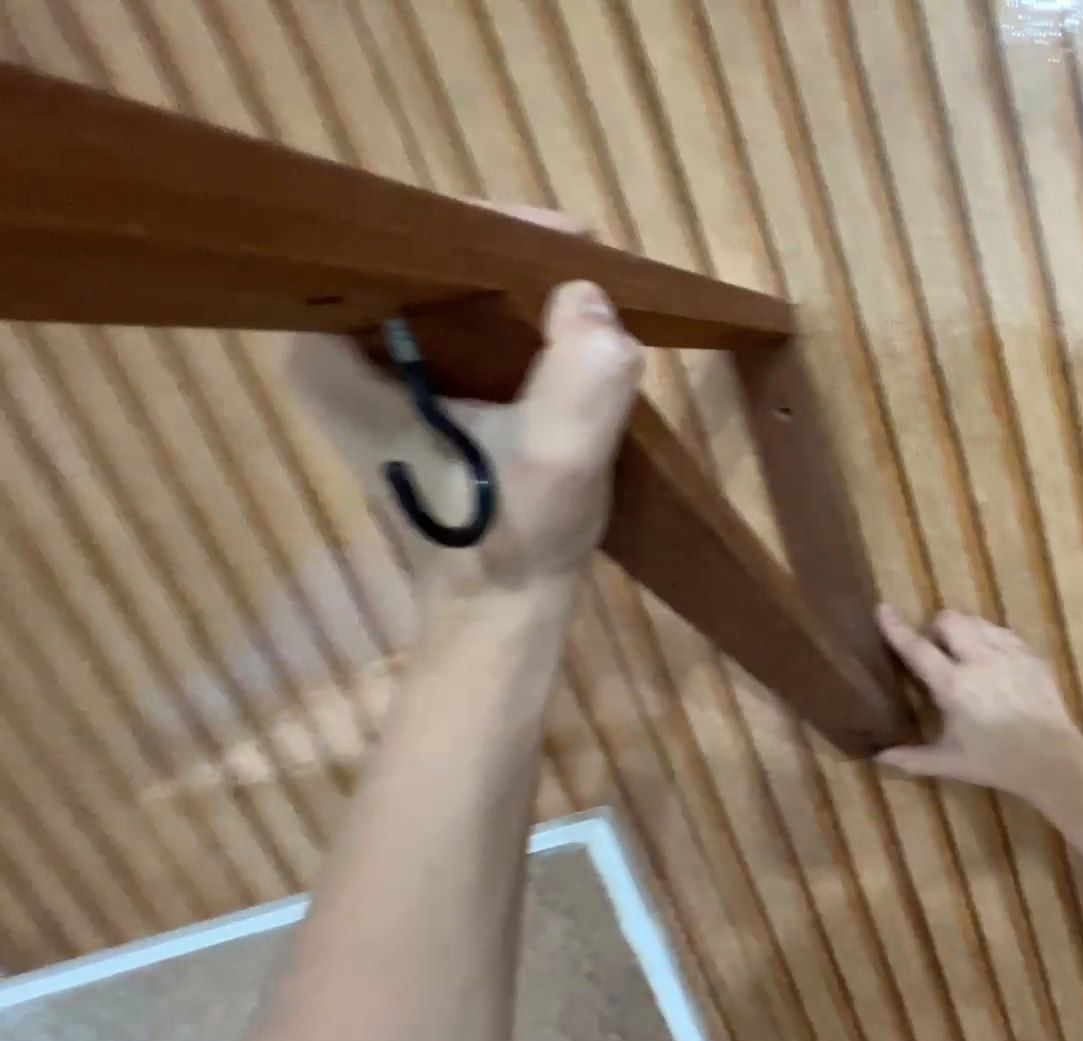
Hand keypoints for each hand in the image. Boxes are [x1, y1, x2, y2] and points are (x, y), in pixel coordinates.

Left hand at [285, 261, 640, 599]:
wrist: (504, 608)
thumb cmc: (514, 542)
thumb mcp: (558, 463)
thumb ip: (580, 378)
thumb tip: (592, 297)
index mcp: (335, 354)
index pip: (401, 243)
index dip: (492, 235)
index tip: (571, 246)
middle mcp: (342, 349)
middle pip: (431, 263)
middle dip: (516, 264)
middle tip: (590, 270)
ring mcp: (382, 373)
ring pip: (458, 295)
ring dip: (527, 294)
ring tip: (591, 297)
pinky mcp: (424, 395)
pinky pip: (474, 330)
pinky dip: (525, 328)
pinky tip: (572, 337)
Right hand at [875, 606, 1082, 800]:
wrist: (1053, 759)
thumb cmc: (996, 762)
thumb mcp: (950, 763)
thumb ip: (912, 757)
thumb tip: (879, 756)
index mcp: (954, 685)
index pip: (918, 648)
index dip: (897, 628)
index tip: (882, 609)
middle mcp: (979, 660)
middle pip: (949, 620)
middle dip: (935, 628)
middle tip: (935, 651)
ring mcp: (1008, 653)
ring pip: (976, 620)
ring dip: (962, 630)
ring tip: (962, 652)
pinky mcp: (1030, 654)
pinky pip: (1001, 631)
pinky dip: (988, 638)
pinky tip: (990, 659)